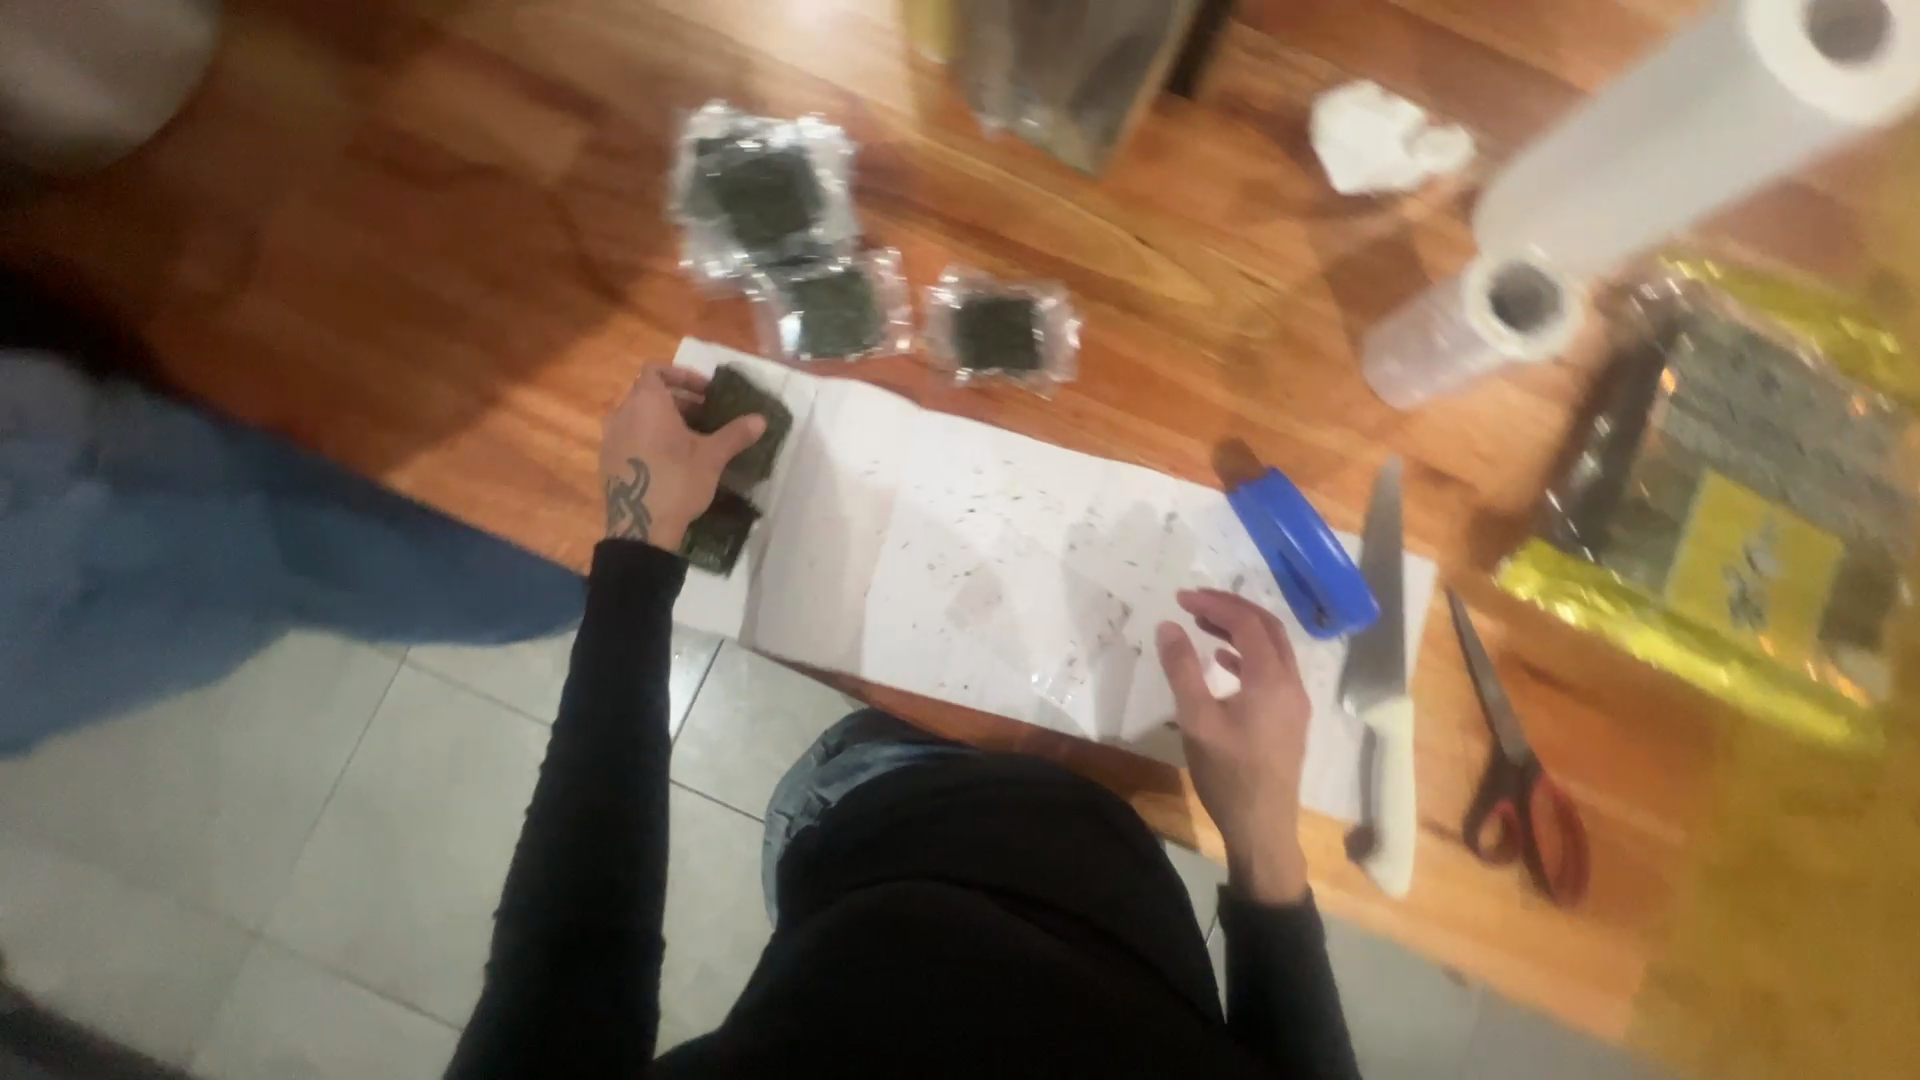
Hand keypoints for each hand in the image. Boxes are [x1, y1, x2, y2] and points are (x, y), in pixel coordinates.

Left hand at [600, 365, 766, 552]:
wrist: (640, 527)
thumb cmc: (677, 481)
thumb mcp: (712, 457)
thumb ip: (735, 434)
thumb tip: (761, 419)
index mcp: (647, 403)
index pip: (656, 370)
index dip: (682, 375)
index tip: (706, 392)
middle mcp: (622, 413)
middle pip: (649, 394)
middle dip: (679, 400)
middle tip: (706, 416)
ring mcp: (610, 438)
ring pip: (639, 416)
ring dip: (664, 420)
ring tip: (691, 440)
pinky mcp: (607, 461)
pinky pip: (630, 436)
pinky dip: (649, 437)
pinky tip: (671, 461)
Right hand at [1156, 589, 1312, 904]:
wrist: (1263, 829)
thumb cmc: (1228, 774)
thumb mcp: (1196, 719)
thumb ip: (1181, 669)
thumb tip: (1168, 626)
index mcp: (1272, 679)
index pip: (1247, 623)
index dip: (1215, 604)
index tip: (1181, 598)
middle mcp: (1291, 684)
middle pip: (1267, 628)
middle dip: (1231, 609)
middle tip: (1194, 602)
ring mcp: (1294, 703)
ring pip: (1272, 649)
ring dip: (1240, 630)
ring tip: (1203, 625)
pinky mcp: (1288, 719)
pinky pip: (1271, 671)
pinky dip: (1246, 655)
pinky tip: (1222, 662)